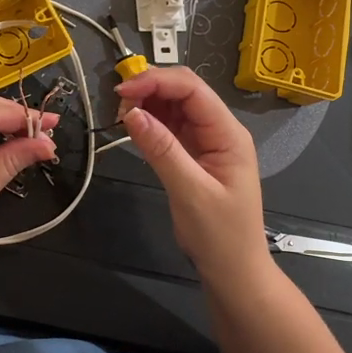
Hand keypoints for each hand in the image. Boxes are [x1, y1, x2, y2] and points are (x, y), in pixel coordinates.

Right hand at [117, 66, 268, 283]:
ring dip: (147, 102)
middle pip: (183, 90)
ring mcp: (205, 140)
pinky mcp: (192, 152)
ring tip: (121, 116)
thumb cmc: (220, 234)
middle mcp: (218, 129)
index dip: (156, 81)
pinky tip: (132, 127)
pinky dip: (149, 120)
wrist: (233, 271)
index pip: (192, 89)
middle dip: (150, 88)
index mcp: (228, 133)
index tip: (122, 92)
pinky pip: (169, 125)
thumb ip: (162, 150)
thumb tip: (131, 113)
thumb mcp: (190, 192)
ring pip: (173, 105)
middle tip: (117, 105)